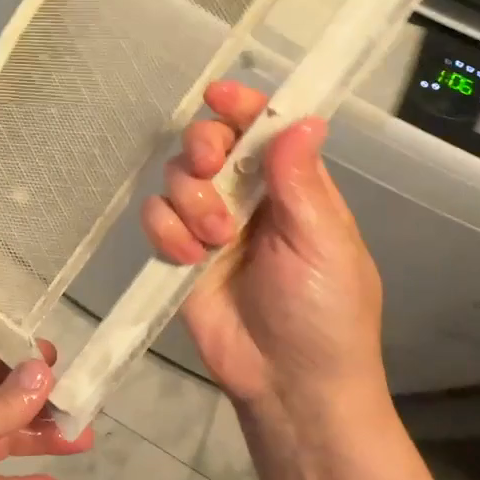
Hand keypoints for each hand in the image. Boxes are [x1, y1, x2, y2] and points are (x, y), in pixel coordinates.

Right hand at [139, 80, 384, 410]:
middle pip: (208, 141)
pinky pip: (153, 214)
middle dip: (201, 146)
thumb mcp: (325, 246)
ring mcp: (206, 221)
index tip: (223, 96)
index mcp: (292, 188)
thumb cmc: (326, 314)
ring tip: (213, 239)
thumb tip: (302, 119)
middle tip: (209, 168)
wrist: (287, 384)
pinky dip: (165, 230)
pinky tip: (187, 256)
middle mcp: (246, 196)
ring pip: (175, 175)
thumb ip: (302, 183)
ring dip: (189, 199)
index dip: (243, 106)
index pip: (264, 130)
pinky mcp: (175, 248)